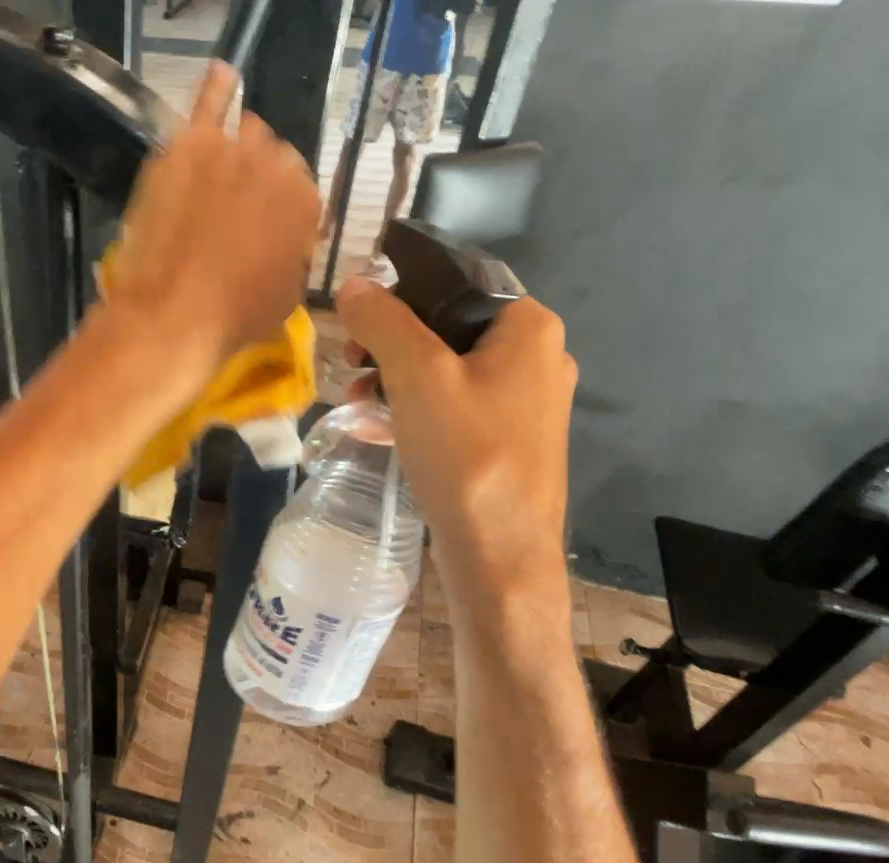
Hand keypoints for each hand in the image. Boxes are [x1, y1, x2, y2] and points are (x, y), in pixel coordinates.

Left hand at [103, 61, 320, 399]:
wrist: (175, 313)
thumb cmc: (235, 318)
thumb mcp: (287, 298)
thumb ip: (294, 259)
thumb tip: (289, 249)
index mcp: (308, 203)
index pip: (300, 193)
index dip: (281, 214)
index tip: (265, 235)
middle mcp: (277, 165)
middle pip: (272, 159)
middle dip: (259, 182)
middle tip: (235, 215)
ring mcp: (232, 150)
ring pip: (244, 133)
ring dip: (237, 153)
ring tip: (218, 179)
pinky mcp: (187, 147)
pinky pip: (210, 102)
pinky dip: (217, 89)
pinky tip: (222, 78)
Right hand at [336, 278, 577, 586]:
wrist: (500, 554)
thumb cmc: (465, 456)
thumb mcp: (416, 377)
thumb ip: (383, 322)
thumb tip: (353, 283)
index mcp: (529, 328)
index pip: (457, 283)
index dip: (400, 293)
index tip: (356, 322)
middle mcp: (537, 357)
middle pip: (448, 328)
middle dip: (391, 344)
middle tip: (350, 365)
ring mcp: (526, 404)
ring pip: (448, 371)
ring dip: (397, 379)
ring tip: (358, 402)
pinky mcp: (508, 443)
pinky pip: (455, 409)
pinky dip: (416, 410)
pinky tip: (379, 429)